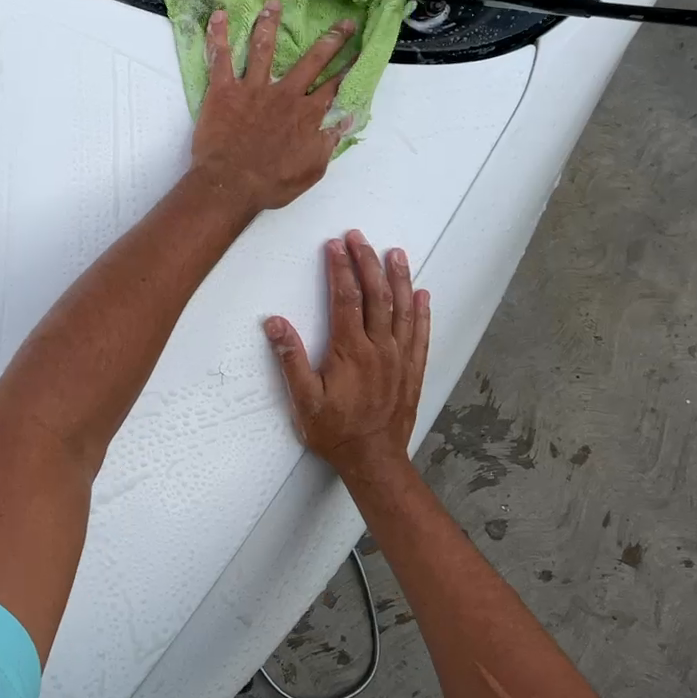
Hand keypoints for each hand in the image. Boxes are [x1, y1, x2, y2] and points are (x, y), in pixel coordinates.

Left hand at [189, 1, 355, 213]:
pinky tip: (219, 16)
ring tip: (273, 3)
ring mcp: (253, 89)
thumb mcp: (312, 169)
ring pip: (263, 49)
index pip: (335, 85)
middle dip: (330, 40)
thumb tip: (346, 120)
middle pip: (311, 60)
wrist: (231, 184)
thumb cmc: (271, 184)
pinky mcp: (224, 91)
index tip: (362, 51)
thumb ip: (328, 142)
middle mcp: (285, 94)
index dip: (350, 68)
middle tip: (343, 22)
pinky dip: (219, 36)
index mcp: (307, 114)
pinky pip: (221, 59)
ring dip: (270, 24)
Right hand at [263, 230, 430, 480]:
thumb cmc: (333, 431)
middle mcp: (379, 348)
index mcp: (350, 350)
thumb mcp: (302, 399)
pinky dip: (422, 311)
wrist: (373, 460)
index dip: (339, 269)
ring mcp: (399, 358)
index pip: (345, 299)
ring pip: (402, 309)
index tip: (334, 246)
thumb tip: (274, 323)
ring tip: (395, 253)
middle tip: (359, 238)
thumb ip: (289, 359)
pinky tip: (422, 294)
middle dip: (367, 263)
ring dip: (398, 278)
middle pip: (376, 296)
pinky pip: (420, 334)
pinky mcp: (411, 370)